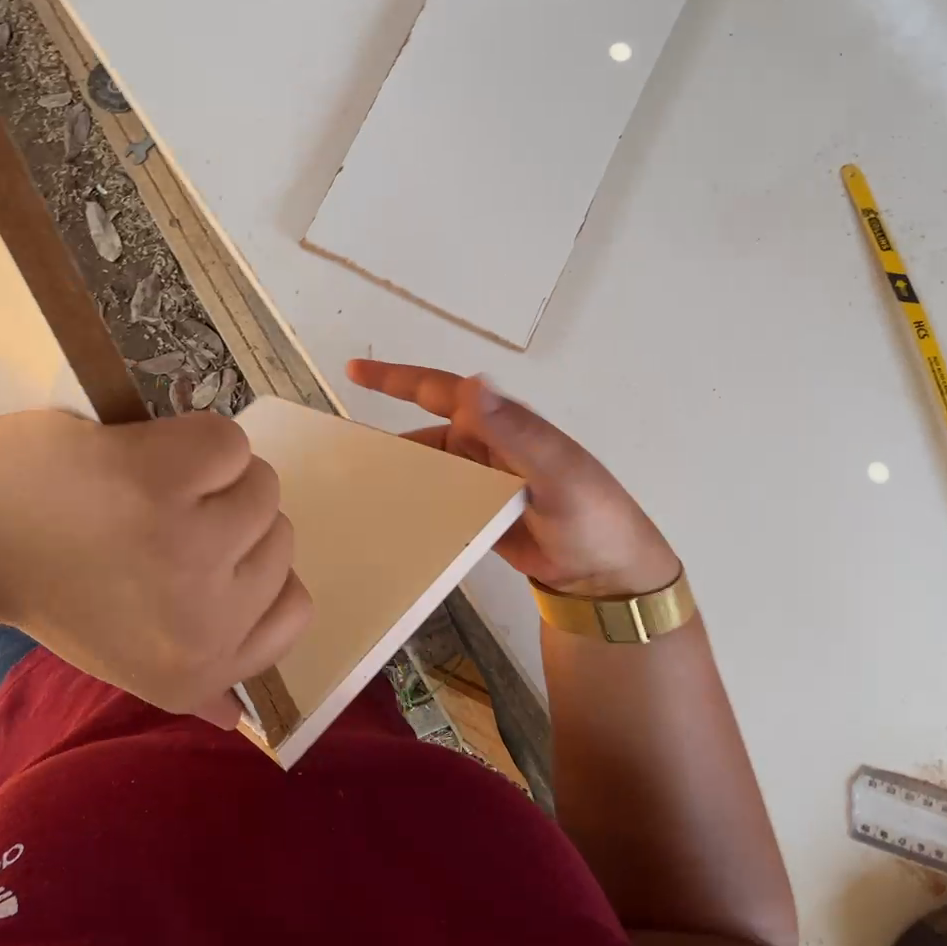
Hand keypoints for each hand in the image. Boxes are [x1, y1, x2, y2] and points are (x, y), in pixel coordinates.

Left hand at [0, 410, 312, 726]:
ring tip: (140, 487)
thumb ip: (194, 685)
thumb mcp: (124, 657)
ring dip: (208, 472)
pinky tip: (134, 456)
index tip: (196, 551)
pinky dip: (189, 436)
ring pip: (260, 483)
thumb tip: (240, 716)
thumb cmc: (45, 580)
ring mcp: (187, 550)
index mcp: (196, 675)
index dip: (249, 568)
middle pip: (280, 535)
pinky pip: (229, 440)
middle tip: (148, 518)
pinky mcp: (164, 481)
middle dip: (224, 514)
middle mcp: (203, 624)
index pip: (292, 611)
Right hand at [347, 359, 679, 596]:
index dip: (394, 378)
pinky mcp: (473, 513)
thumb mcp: (556, 471)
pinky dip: (410, 506)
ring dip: (396, 478)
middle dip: (385, 443)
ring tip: (355, 492)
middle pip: (421, 434)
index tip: (353, 370)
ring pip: (423, 471)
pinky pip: (432, 501)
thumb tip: (472, 383)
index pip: (438, 391)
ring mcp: (476, 482)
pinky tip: (385, 518)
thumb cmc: (591, 516)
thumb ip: (515, 431)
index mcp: (498, 425)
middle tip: (339, 456)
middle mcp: (482, 447)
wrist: (606, 576)